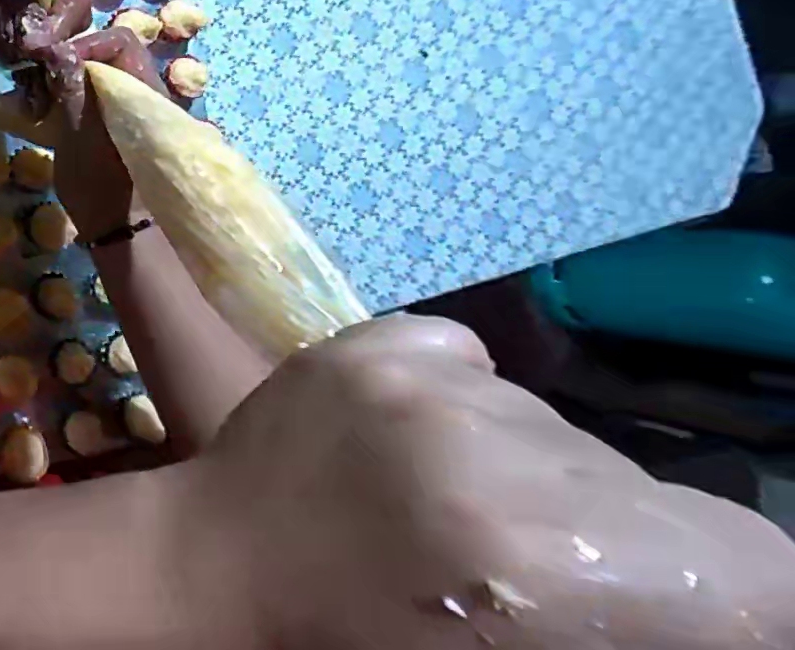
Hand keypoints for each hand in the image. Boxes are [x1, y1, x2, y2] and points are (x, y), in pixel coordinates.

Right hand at [38, 25, 161, 238]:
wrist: (124, 234)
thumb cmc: (101, 190)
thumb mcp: (78, 140)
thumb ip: (71, 93)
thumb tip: (57, 51)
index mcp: (142, 92)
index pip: (119, 41)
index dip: (84, 45)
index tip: (52, 67)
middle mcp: (143, 94)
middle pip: (105, 56)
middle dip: (67, 63)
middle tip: (38, 85)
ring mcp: (132, 111)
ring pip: (97, 77)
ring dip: (63, 82)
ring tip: (35, 103)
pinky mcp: (119, 127)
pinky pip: (95, 98)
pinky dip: (69, 99)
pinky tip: (46, 117)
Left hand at [182, 315, 794, 649]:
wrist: (225, 556)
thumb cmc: (364, 632)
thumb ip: (630, 607)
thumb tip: (702, 576)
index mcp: (548, 555)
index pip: (748, 556)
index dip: (718, 588)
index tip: (656, 601)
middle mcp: (482, 449)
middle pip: (631, 479)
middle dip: (605, 524)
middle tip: (515, 549)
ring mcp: (404, 383)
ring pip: (542, 413)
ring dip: (520, 454)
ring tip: (443, 488)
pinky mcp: (347, 346)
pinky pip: (454, 348)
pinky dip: (456, 383)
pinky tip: (413, 425)